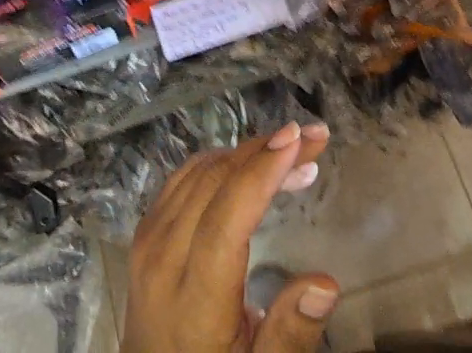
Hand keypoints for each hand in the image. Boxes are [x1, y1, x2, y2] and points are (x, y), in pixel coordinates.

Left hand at [123, 122, 338, 352]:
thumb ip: (290, 333)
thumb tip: (326, 284)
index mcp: (194, 299)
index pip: (227, 216)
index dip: (263, 171)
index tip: (300, 138)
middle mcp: (163, 258)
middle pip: (214, 182)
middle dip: (266, 151)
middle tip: (313, 138)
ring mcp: (148, 240)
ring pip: (198, 173)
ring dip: (247, 152)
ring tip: (293, 149)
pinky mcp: (144, 232)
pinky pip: (182, 179)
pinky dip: (221, 162)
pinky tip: (251, 165)